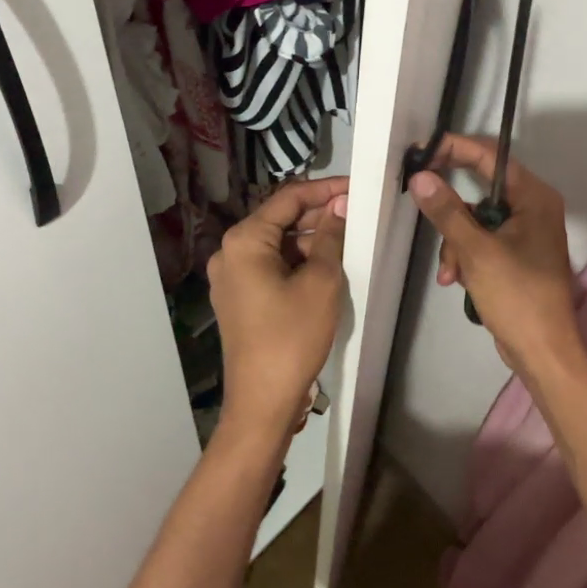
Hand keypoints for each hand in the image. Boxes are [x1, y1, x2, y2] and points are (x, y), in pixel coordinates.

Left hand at [207, 177, 348, 436]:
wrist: (262, 400)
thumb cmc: (291, 337)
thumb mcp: (321, 282)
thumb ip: (330, 237)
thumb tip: (339, 206)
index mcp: (244, 240)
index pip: (288, 198)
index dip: (324, 189)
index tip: (356, 188)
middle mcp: (229, 252)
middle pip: (279, 220)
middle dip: (318, 217)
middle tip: (357, 216)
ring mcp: (230, 277)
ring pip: (276, 245)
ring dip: (309, 242)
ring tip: (347, 244)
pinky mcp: (238, 299)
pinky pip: (269, 267)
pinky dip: (296, 264)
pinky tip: (325, 270)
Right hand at [406, 135, 582, 375]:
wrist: (543, 352)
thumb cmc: (517, 296)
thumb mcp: (476, 251)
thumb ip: (447, 211)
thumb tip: (420, 177)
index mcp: (534, 197)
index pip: (490, 156)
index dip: (454, 149)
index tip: (419, 153)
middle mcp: (533, 207)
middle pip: (480, 186)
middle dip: (451, 209)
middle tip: (420, 201)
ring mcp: (525, 232)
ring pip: (475, 218)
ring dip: (454, 241)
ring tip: (450, 272)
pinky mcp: (516, 254)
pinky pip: (481, 240)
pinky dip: (464, 255)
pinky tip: (455, 279)